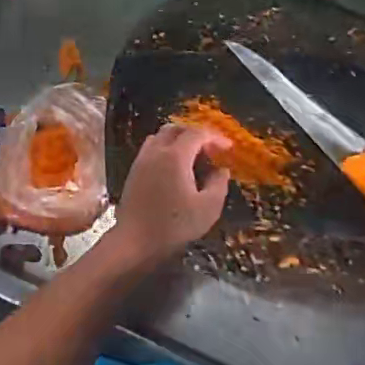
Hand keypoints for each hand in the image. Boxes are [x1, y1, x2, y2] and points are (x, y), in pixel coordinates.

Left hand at [106, 122, 230, 267]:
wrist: (137, 236)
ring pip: (161, 136)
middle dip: (196, 134)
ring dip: (180, 139)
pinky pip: (152, 147)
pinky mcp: (134, 168)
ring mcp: (141, 158)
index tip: (229, 147)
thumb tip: (221, 169)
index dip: (214, 137)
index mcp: (174, 156)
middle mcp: (155, 151)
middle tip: (213, 149)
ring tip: (197, 156)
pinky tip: (178, 166)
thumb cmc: (175, 223)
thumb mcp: (208, 207)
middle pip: (175, 129)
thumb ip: (218, 183)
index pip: (196, 134)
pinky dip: (168, 147)